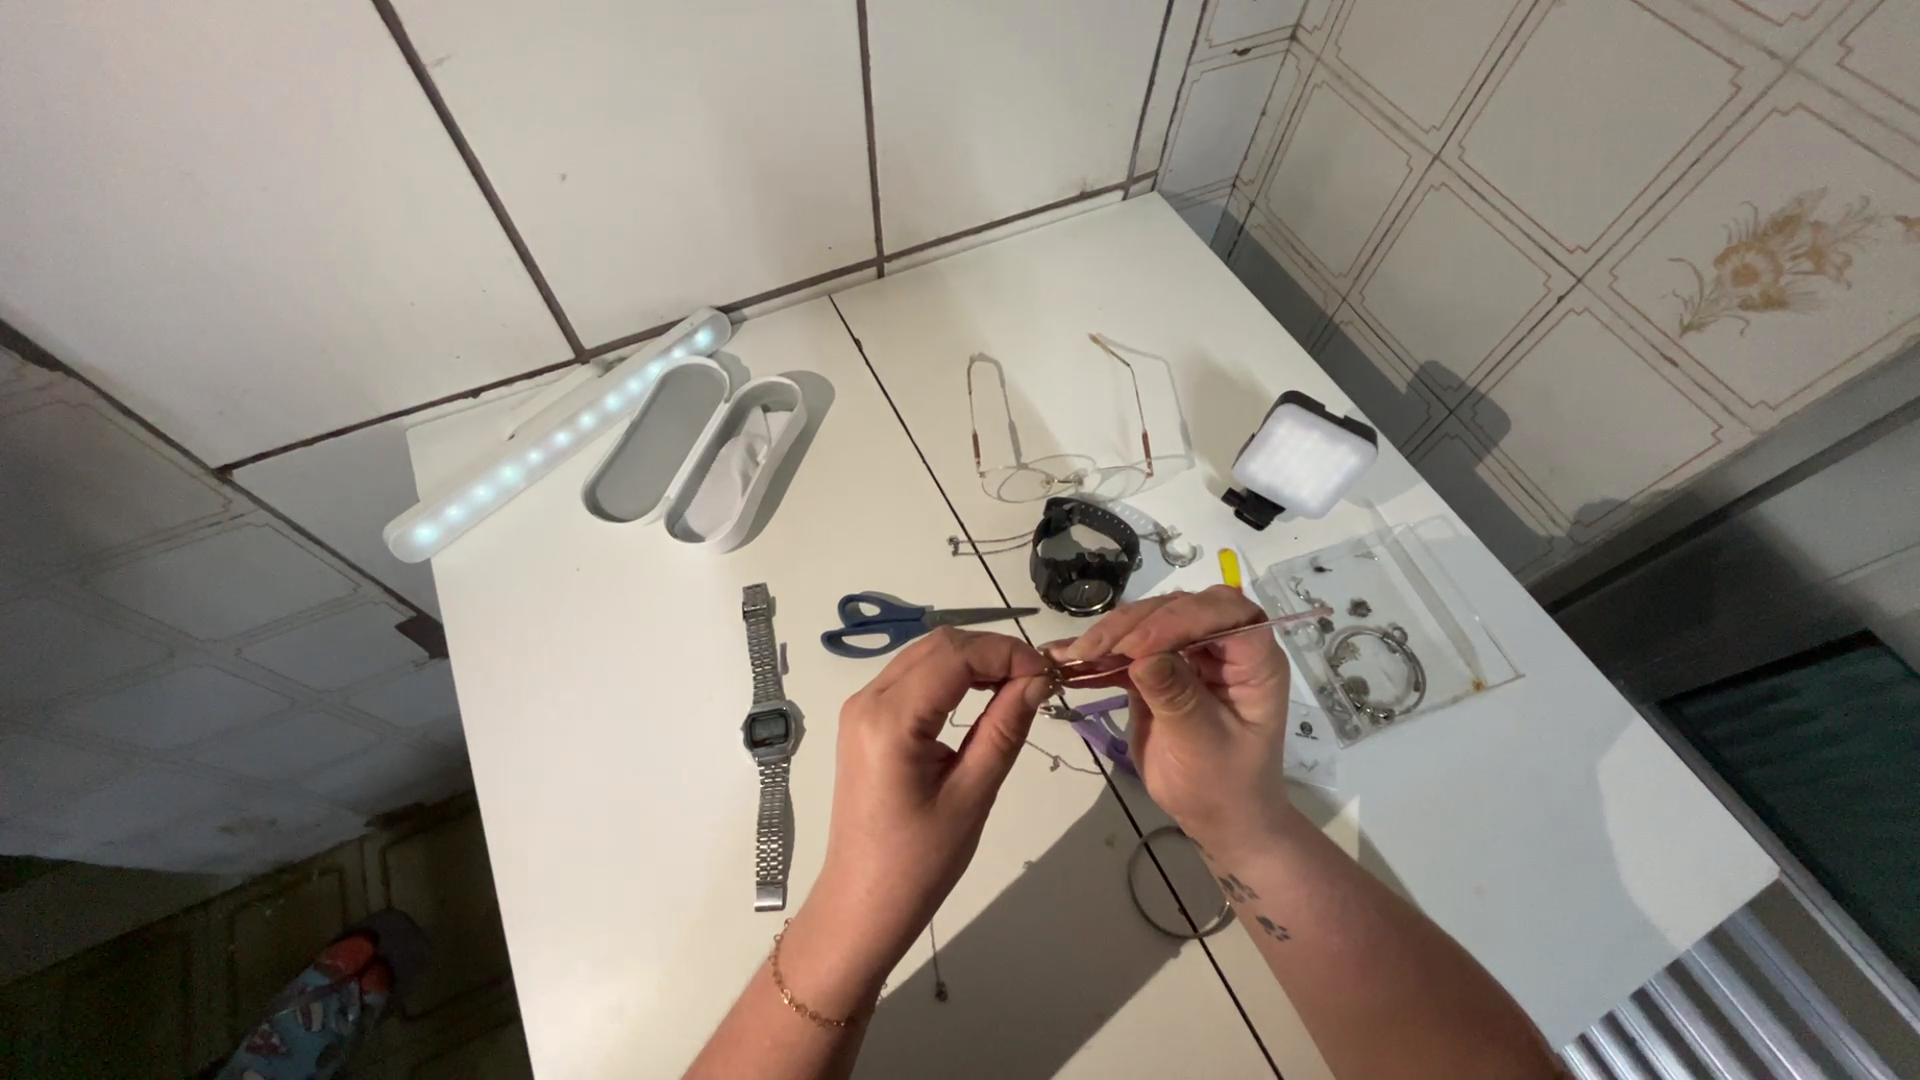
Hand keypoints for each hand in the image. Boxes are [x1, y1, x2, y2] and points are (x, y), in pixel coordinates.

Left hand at [809, 628, 1053, 970]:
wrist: (863, 903)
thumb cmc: (919, 863)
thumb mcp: (972, 795)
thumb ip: (1005, 728)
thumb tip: (1038, 680)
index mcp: (890, 720)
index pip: (955, 656)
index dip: (1006, 653)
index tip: (1048, 674)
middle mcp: (868, 700)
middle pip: (938, 646)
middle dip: (992, 651)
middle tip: (1037, 680)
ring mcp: (861, 707)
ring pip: (925, 654)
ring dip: (973, 659)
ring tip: (1017, 685)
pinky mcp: (864, 719)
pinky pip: (912, 676)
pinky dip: (951, 675)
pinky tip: (981, 694)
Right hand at [1056, 586, 1293, 849]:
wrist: (1216, 816)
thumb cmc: (1225, 784)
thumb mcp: (1204, 744)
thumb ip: (1177, 699)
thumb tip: (1142, 659)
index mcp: (1254, 660)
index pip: (1225, 613)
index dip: (1181, 619)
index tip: (1137, 647)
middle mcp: (1223, 646)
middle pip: (1178, 609)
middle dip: (1132, 625)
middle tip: (1089, 651)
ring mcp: (1188, 654)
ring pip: (1146, 623)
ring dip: (1107, 637)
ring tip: (1070, 657)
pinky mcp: (1157, 667)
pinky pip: (1126, 650)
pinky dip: (1097, 656)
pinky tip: (1065, 662)